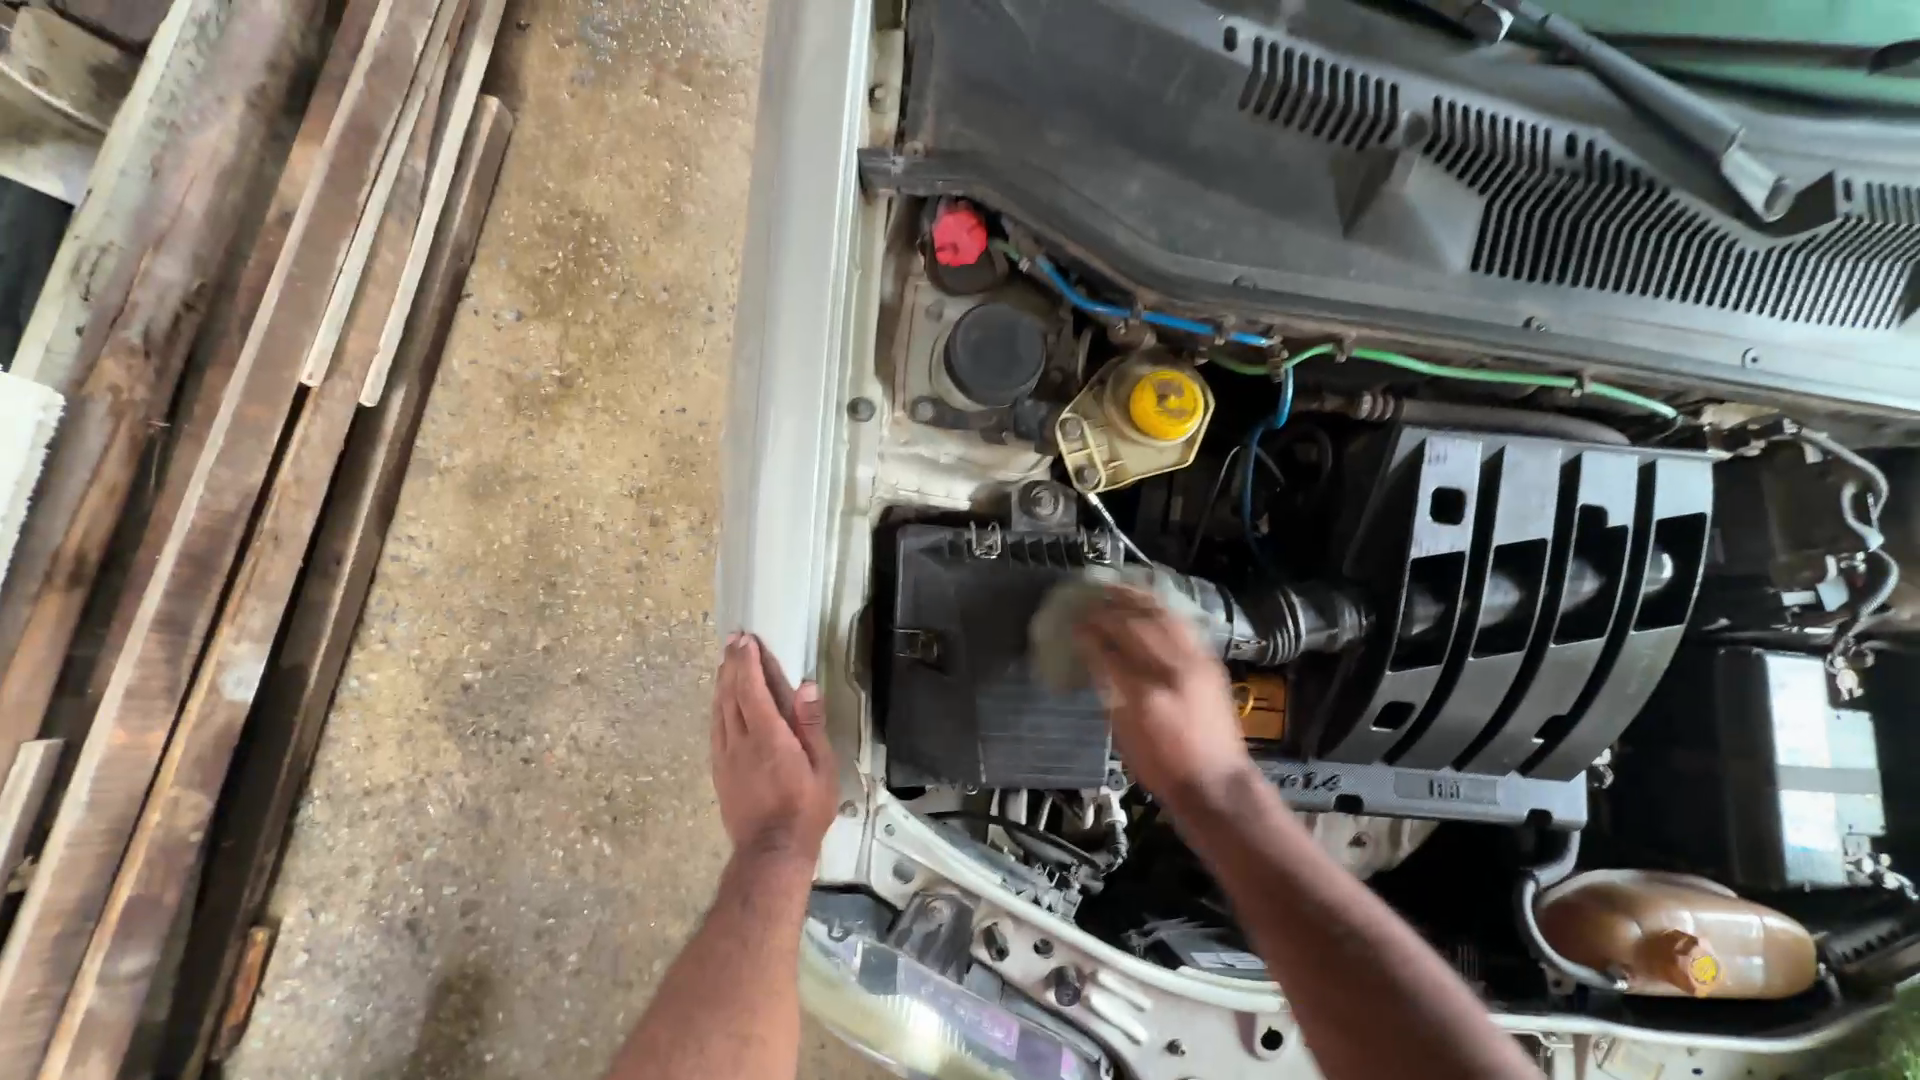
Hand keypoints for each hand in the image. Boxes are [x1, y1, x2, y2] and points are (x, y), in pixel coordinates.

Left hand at [710, 633, 839, 862]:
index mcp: (769, 737)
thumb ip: (811, 726)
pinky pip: (715, 729)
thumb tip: (805, 687)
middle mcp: (741, 741)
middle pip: (731, 694)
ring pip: (718, 710)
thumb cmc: (805, 810)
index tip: (747, 640)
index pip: (752, 690)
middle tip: (733, 641)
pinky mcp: (719, 771)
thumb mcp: (822, 769)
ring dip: (722, 682)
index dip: (748, 663)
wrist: (770, 853)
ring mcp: (725, 757)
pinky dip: (717, 707)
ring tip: (725, 662)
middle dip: (732, 665)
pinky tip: (720, 702)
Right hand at [1074, 586, 1258, 809]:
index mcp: (1144, 694)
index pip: (1109, 650)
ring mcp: (1196, 662)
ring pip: (1163, 615)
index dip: (1088, 633)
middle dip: (1108, 608)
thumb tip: (1095, 659)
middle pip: (1136, 624)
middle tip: (1088, 600)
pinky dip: (1161, 608)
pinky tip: (1148, 602)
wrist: (1216, 782)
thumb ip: (1109, 691)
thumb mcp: (1123, 734)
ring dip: (1136, 599)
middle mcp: (1172, 670)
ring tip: (1115, 589)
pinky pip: (1183, 623)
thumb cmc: (1162, 766)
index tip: (1073, 624)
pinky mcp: (1210, 662)